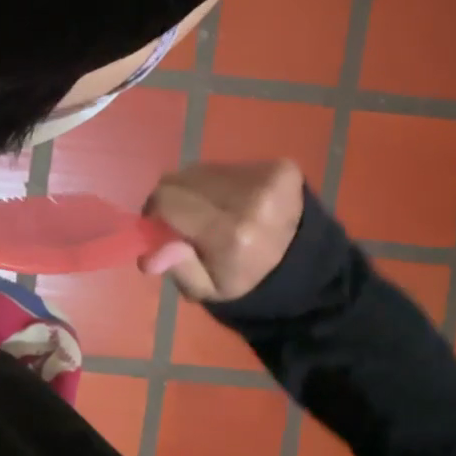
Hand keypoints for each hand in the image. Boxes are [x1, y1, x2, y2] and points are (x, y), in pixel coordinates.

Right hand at [138, 160, 305, 302]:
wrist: (307, 266)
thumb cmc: (247, 280)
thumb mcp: (208, 290)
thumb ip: (178, 270)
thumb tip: (149, 257)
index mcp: (230, 234)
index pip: (166, 199)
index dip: (154, 210)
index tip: (159, 226)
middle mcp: (250, 199)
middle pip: (179, 179)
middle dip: (173, 198)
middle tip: (185, 220)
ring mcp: (267, 178)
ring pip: (200, 169)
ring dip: (197, 189)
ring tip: (214, 211)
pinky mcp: (281, 165)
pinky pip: (226, 165)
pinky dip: (221, 182)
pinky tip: (235, 200)